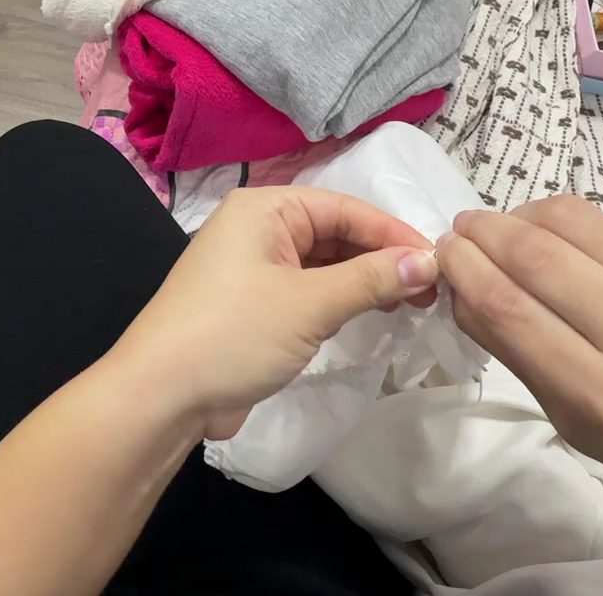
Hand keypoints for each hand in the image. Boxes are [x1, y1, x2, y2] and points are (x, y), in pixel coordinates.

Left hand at [104, 187, 439, 440]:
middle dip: (381, 259)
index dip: (393, 233)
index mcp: (264, 207)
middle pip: (334, 233)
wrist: (161, 394)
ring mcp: (254, 266)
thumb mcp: (309, 304)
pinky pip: (307, 289)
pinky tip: (372, 316)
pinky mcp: (254, 303)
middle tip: (432, 291)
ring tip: (411, 305)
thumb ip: (370, 279)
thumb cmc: (234, 333)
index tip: (440, 262)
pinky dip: (339, 300)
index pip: (343, 208)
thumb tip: (428, 261)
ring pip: (323, 263)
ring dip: (364, 281)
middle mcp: (258, 227)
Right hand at [438, 195, 602, 500]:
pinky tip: (533, 228)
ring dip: (511, 216)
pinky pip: (595, 217)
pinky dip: (547, 214)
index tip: (439, 254)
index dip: (463, 269)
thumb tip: (455, 280)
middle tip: (456, 233)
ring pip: (565, 223)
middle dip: (480, 234)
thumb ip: (503, 341)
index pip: (509, 309)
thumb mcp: (554, 408)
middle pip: (534, 258)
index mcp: (599, 394)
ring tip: (491, 228)